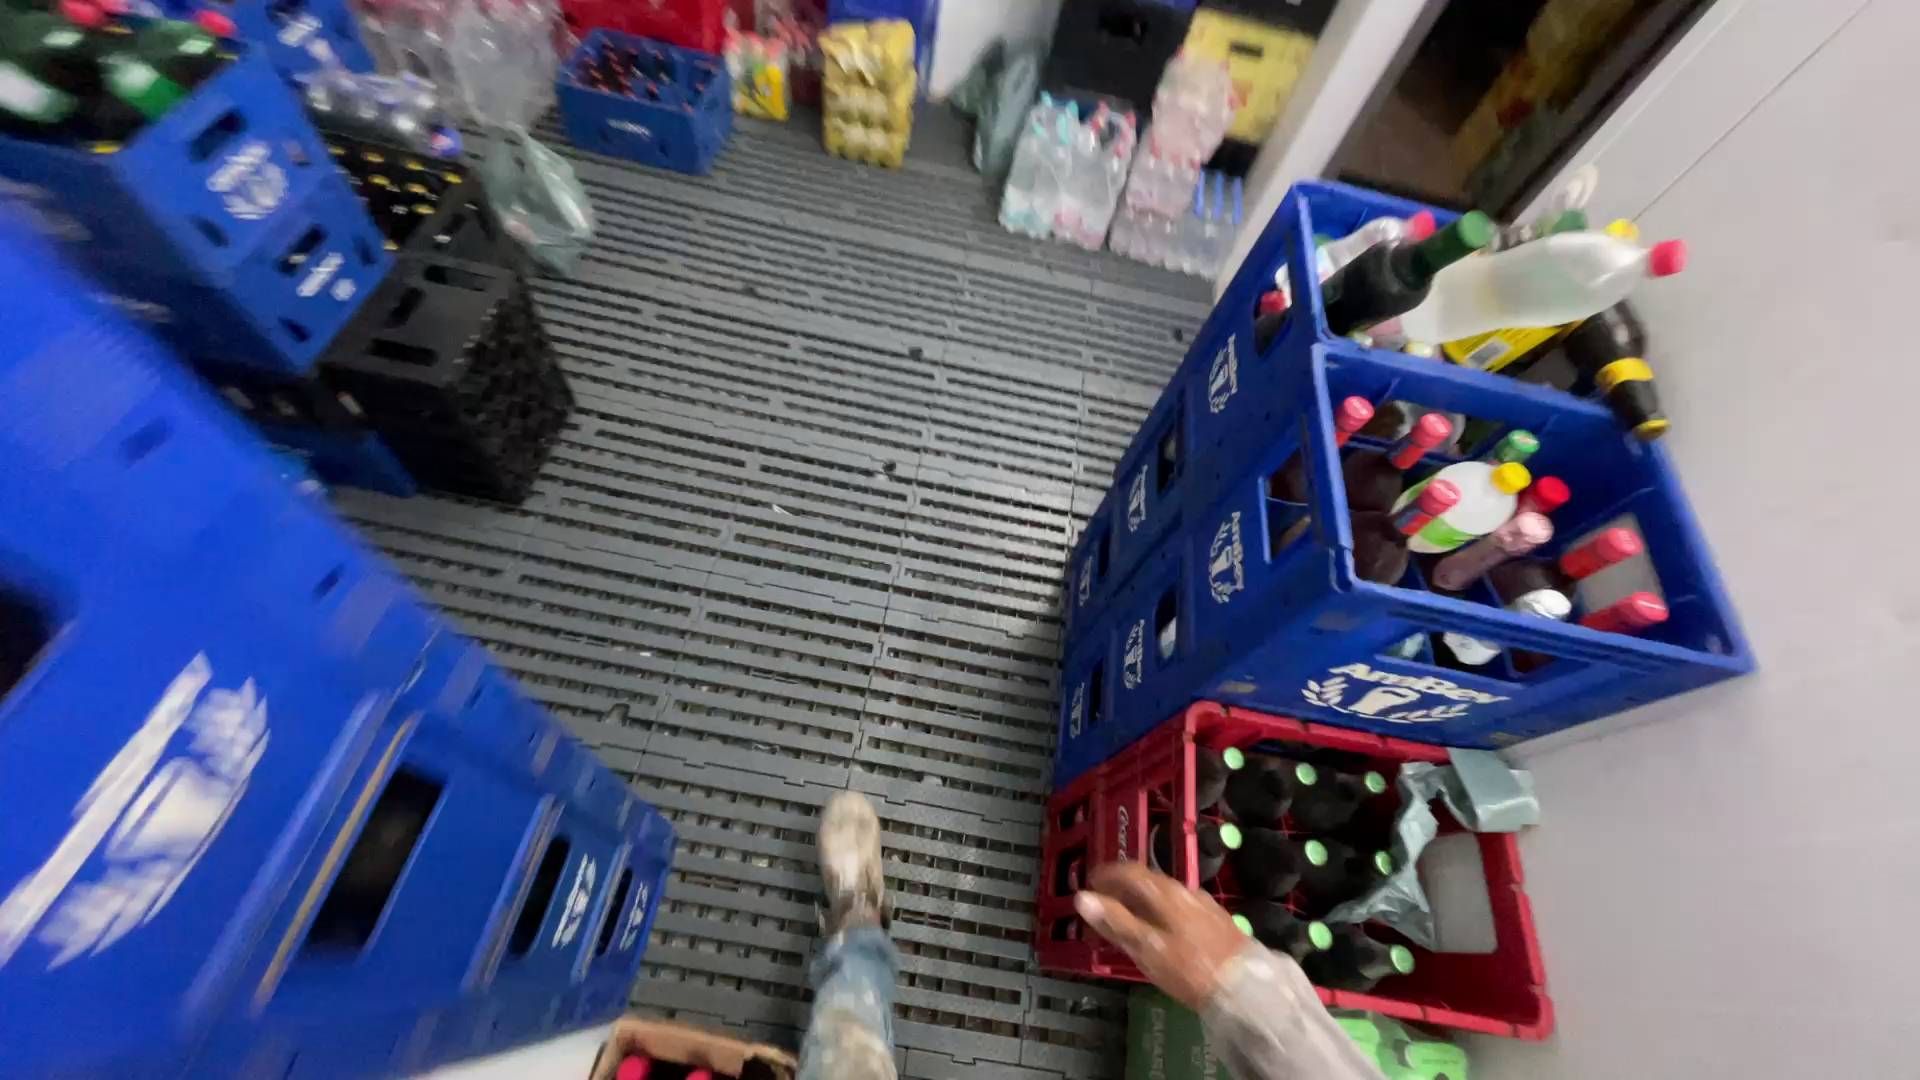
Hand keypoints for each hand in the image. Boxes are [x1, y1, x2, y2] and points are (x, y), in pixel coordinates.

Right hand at [1074, 861, 1249, 1009]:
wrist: (1245, 988)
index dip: (1107, 874)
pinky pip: (1180, 908)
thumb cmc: (1188, 967)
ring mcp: (1202, 904)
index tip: (1091, 881)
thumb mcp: (1146, 947)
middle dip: (1123, 888)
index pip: (1129, 870)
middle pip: (1147, 880)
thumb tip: (1082, 897)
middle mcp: (1182, 889)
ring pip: (1164, 894)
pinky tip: (1163, 931)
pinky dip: (1162, 912)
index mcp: (1163, 891)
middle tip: (1105, 903)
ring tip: (1131, 919)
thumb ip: (1115, 921)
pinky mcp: (1216, 921)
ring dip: (1143, 901)